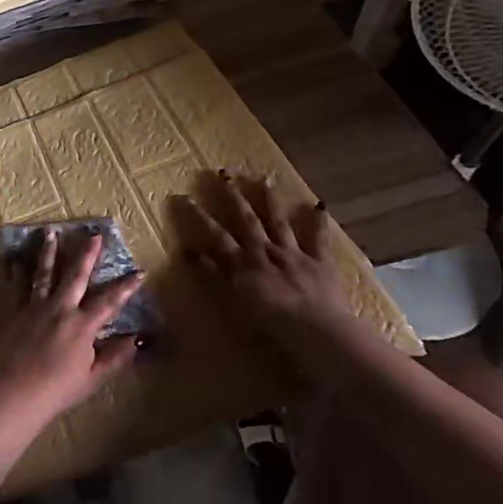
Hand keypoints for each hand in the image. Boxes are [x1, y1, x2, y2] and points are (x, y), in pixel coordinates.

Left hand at [0, 228, 141, 422]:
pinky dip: (17, 275)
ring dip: (50, 253)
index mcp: (82, 325)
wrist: (11, 393)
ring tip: (51, 233)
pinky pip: (18, 289)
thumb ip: (113, 358)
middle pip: (76, 275)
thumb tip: (134, 341)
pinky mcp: (16, 314)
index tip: (140, 273)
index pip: (110, 302)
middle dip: (87, 254)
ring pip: (45, 274)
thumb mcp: (91, 379)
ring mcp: (36, 308)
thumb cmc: (55, 391)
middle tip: (94, 235)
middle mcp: (60, 309)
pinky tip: (15, 263)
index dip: (126, 287)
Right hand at [185, 171, 351, 337]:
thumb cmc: (270, 324)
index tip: (183, 196)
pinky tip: (319, 204)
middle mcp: (265, 250)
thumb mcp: (233, 301)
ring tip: (263, 178)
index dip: (198, 216)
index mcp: (243, 263)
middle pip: (246, 219)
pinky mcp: (319, 260)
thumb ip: (212, 274)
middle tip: (222, 174)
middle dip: (233, 196)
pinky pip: (319, 237)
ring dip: (270, 199)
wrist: (315, 329)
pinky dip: (318, 221)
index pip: (216, 235)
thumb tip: (187, 252)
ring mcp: (293, 252)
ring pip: (278, 220)